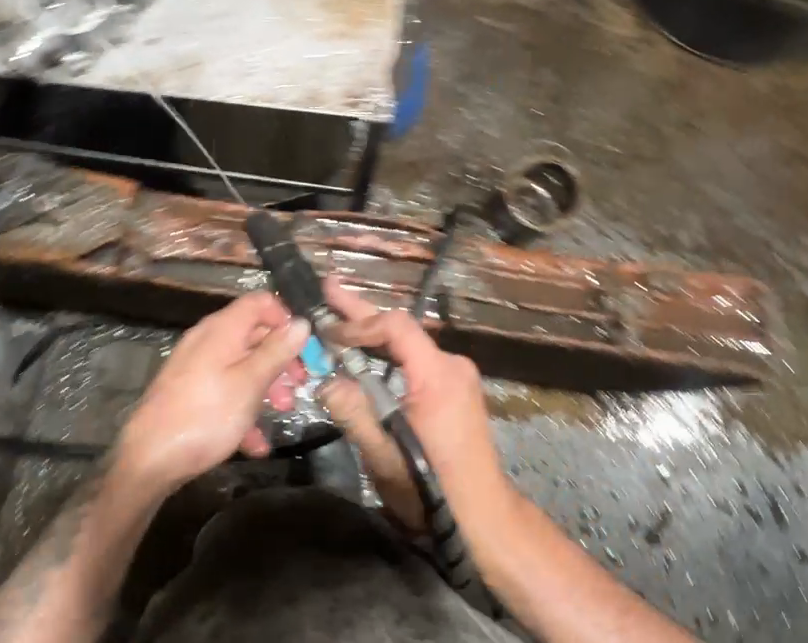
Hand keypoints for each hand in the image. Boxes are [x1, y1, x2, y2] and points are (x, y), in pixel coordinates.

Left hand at [112, 292, 310, 495]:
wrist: (149, 460)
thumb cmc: (205, 416)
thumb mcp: (250, 384)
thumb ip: (276, 352)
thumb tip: (301, 322)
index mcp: (222, 329)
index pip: (260, 302)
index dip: (285, 318)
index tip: (305, 346)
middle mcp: (208, 341)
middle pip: (254, 335)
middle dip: (280, 359)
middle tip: (300, 384)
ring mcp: (197, 368)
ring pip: (242, 366)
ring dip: (266, 387)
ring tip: (284, 412)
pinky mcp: (190, 394)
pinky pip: (225, 392)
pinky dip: (243, 410)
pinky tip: (256, 444)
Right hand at [316, 280, 509, 521]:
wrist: (482, 519)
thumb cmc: (434, 490)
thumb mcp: (386, 457)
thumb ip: (355, 415)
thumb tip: (324, 381)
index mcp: (438, 376)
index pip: (397, 328)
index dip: (359, 324)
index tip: (328, 332)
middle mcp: (452, 366)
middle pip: (402, 329)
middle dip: (361, 313)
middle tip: (328, 288)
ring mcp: (458, 376)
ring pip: (408, 344)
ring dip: (372, 336)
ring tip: (337, 320)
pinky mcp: (456, 389)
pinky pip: (417, 361)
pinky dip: (388, 355)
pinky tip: (364, 356)